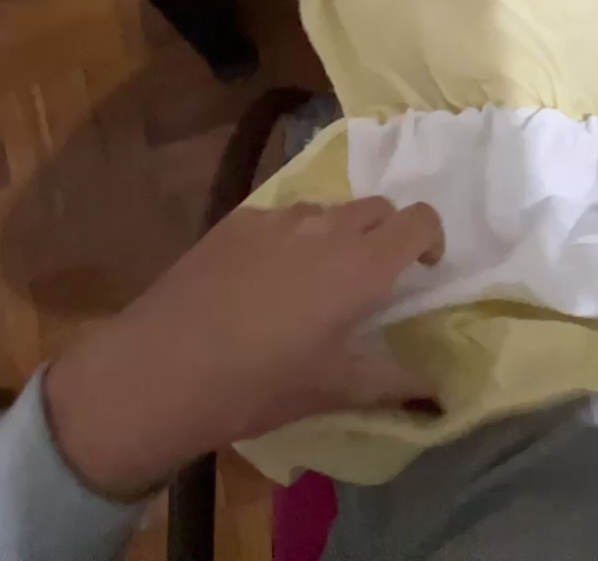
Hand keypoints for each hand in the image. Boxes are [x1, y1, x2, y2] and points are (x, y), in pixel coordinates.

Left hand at [44, 198, 444, 496]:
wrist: (159, 369)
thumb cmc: (257, 384)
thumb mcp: (332, 390)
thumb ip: (393, 381)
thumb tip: (437, 388)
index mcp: (360, 265)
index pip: (420, 219)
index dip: (430, 238)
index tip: (421, 270)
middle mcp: (326, 227)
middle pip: (378, 208)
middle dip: (387, 235)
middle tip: (369, 281)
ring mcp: (278, 216)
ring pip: (329, 210)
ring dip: (338, 235)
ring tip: (311, 282)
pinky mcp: (238, 218)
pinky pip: (283, 216)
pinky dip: (292, 238)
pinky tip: (261, 280)